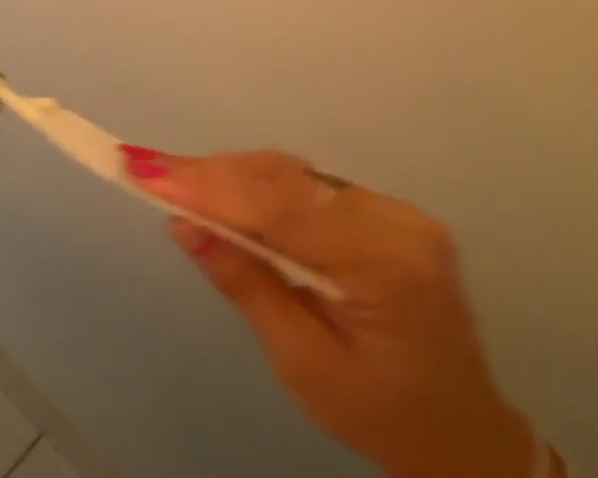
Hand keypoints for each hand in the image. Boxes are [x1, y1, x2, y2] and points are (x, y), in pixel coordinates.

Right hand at [124, 148, 535, 477]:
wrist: (459, 432)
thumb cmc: (377, 411)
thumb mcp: (301, 362)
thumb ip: (245, 285)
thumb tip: (183, 224)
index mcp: (387, 267)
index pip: (281, 208)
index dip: (207, 185)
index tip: (142, 171)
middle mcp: (398, 224)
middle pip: (284, 179)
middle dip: (207, 173)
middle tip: (139, 165)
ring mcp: (395, 214)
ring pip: (290, 174)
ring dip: (224, 175)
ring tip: (163, 176)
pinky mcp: (381, 214)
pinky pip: (303, 185)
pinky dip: (250, 185)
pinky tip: (212, 189)